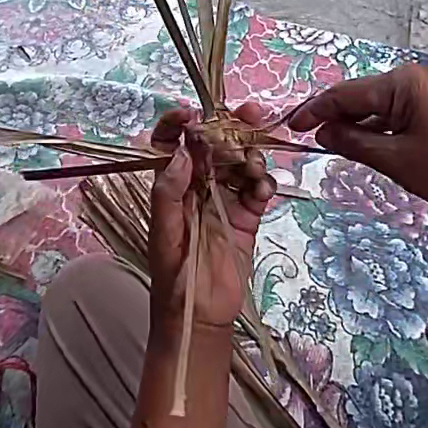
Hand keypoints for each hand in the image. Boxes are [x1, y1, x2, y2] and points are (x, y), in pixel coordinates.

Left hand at [147, 105, 273, 330]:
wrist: (198, 315)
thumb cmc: (172, 274)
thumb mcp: (163, 232)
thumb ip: (169, 191)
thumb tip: (185, 151)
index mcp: (174, 186)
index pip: (175, 145)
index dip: (181, 125)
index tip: (193, 113)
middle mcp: (199, 186)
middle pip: (216, 146)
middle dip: (232, 126)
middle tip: (252, 112)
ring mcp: (225, 200)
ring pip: (241, 164)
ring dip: (251, 155)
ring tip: (253, 164)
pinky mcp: (247, 217)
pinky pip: (258, 190)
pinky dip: (264, 183)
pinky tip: (261, 188)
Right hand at [287, 66, 427, 225]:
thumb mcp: (396, 160)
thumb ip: (352, 143)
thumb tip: (322, 132)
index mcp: (402, 82)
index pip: (344, 94)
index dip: (313, 111)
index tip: (289, 126)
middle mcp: (416, 78)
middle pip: (361, 96)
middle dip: (334, 118)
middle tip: (307, 140)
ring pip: (379, 107)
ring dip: (357, 126)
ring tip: (333, 148)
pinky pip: (399, 115)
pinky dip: (380, 131)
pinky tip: (368, 148)